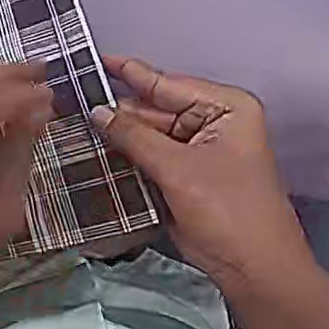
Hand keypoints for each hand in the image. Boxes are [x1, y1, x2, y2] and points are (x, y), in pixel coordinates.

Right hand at [90, 56, 314, 286]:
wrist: (255, 270)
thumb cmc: (228, 212)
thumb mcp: (178, 169)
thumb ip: (134, 136)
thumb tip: (97, 111)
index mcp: (226, 107)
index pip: (167, 83)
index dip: (129, 72)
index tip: (96, 57)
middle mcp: (214, 121)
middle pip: (156, 108)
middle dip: (118, 109)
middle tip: (73, 99)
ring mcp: (199, 149)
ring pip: (150, 134)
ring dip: (119, 134)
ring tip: (75, 120)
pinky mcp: (187, 174)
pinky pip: (152, 156)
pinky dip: (128, 155)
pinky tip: (96, 148)